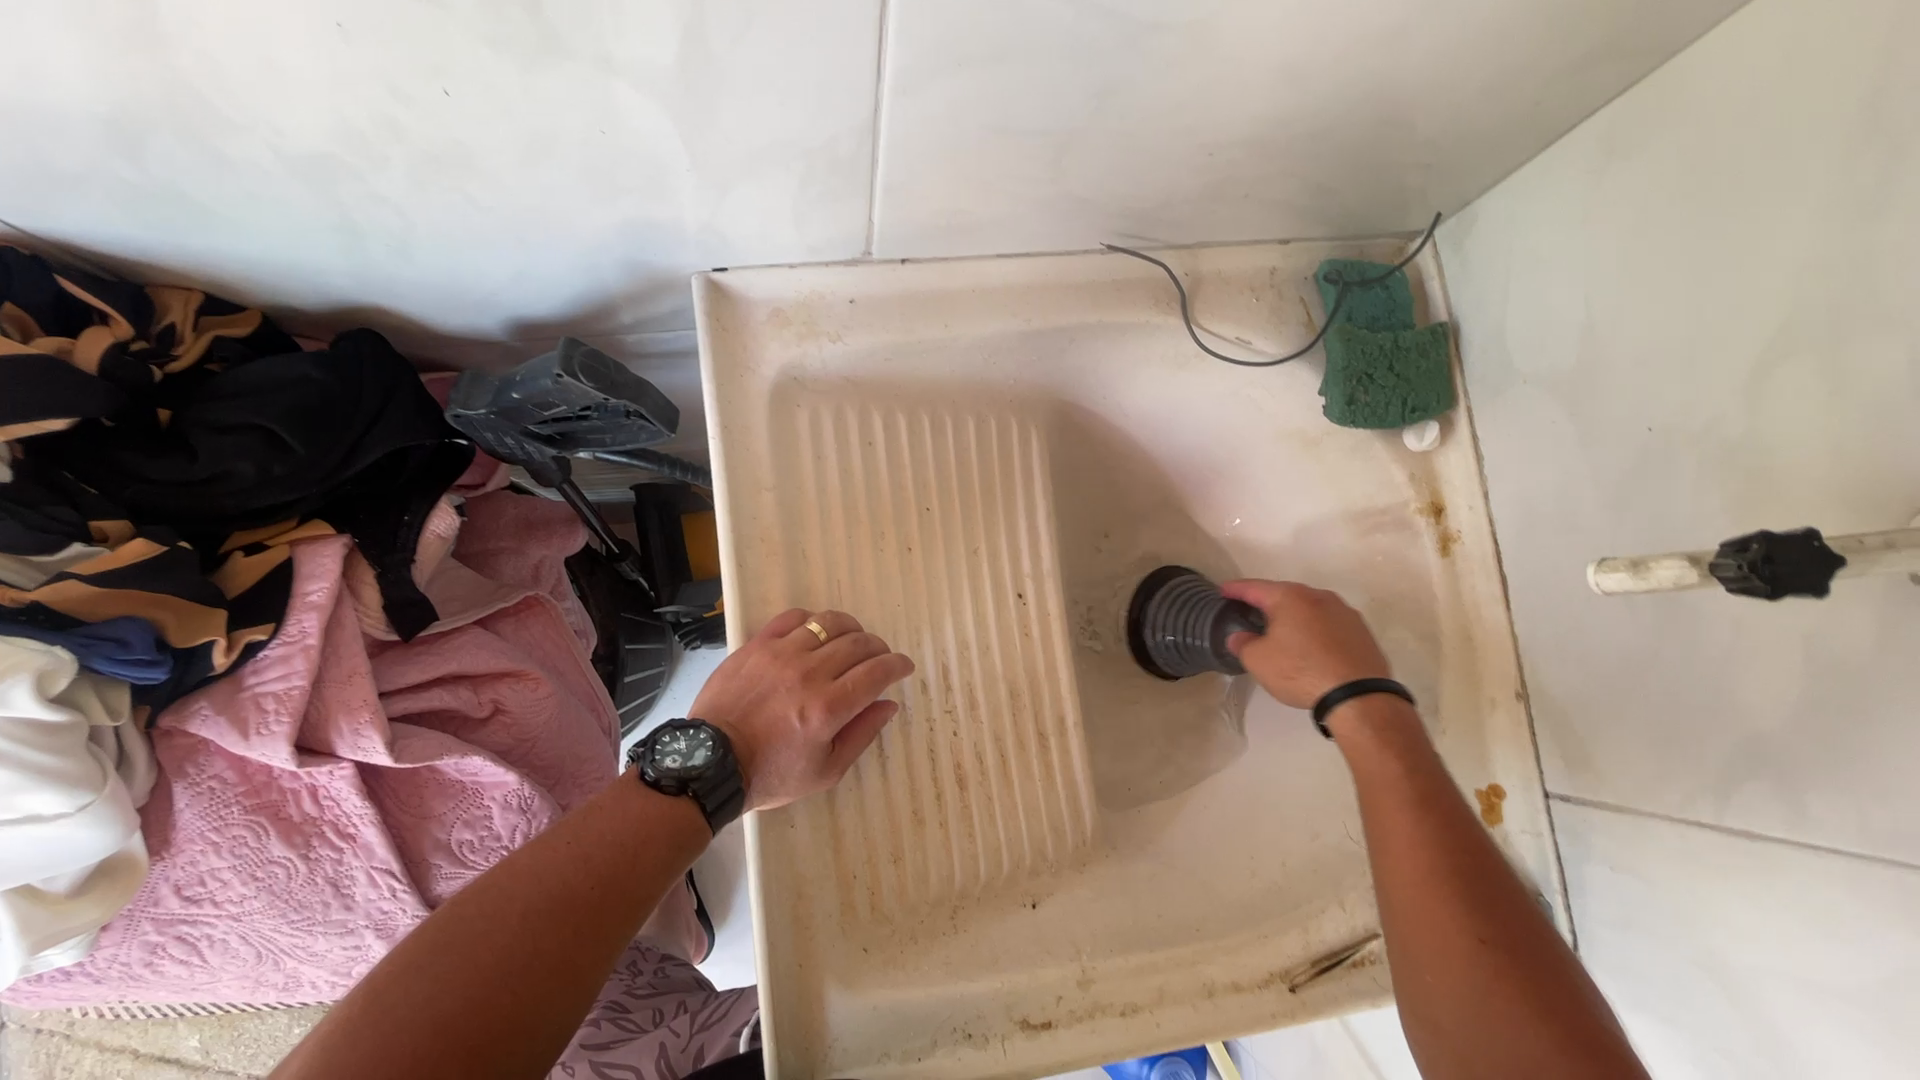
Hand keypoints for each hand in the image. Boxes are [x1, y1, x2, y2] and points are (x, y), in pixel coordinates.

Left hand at [690, 608, 915, 810]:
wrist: (711, 762)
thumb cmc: (771, 774)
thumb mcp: (826, 770)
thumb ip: (862, 734)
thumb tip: (888, 704)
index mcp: (829, 708)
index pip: (878, 672)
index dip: (898, 665)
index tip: (903, 667)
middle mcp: (809, 673)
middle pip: (859, 643)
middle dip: (879, 648)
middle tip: (879, 659)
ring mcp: (781, 654)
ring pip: (830, 623)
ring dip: (851, 630)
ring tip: (852, 642)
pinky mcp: (757, 645)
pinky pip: (793, 617)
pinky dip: (813, 621)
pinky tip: (816, 634)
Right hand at [1220, 580, 1391, 709]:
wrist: (1359, 696)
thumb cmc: (1300, 671)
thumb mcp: (1258, 661)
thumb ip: (1243, 644)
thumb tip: (1240, 637)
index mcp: (1290, 597)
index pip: (1254, 588)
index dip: (1235, 589)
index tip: (1222, 590)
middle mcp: (1319, 596)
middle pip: (1285, 595)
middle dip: (1266, 603)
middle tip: (1250, 612)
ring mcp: (1344, 612)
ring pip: (1309, 609)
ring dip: (1293, 617)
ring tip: (1281, 631)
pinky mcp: (1361, 631)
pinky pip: (1328, 624)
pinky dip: (1314, 630)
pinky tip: (1310, 647)